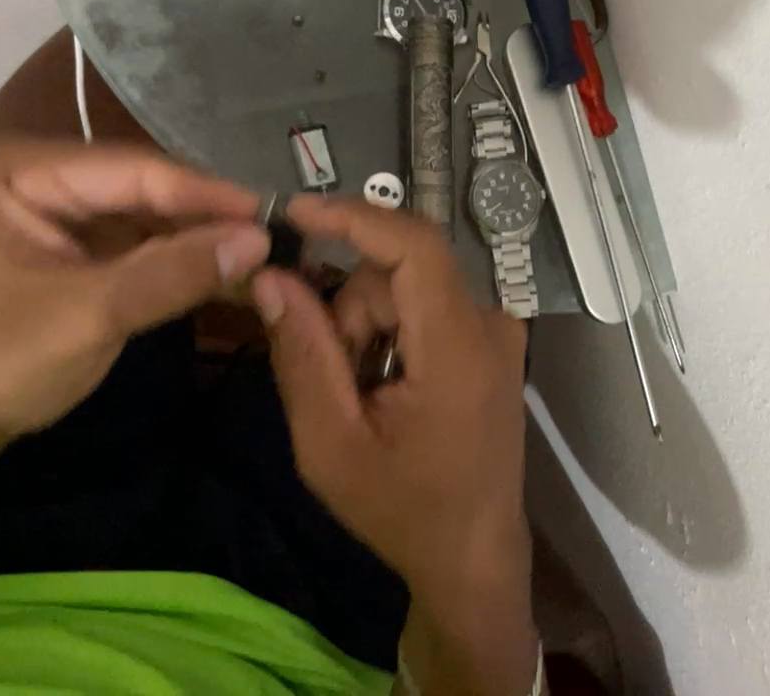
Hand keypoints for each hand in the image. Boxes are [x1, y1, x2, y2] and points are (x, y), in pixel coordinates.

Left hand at [0, 141, 267, 441]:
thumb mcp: (84, 316)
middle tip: (281, 238)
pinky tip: (236, 276)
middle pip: (151, 190)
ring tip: (269, 259)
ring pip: (157, 217)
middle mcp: (45, 178)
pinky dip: (189, 263)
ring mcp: (66, 214)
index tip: (274, 214)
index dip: (209, 194)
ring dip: (208, 242)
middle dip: (213, 219)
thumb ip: (172, 274)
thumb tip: (261, 240)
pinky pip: (149, 245)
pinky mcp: (84, 250)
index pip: (137, 170)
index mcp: (21, 170)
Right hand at [252, 197, 530, 605]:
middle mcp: (490, 321)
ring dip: (369, 328)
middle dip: (351, 310)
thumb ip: (302, 355)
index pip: (413, 244)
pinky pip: (428, 307)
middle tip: (334, 378)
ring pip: (409, 288)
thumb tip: (272, 276)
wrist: (474, 554)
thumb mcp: (331, 445)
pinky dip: (393, 335)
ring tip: (364, 397)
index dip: (353, 218)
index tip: (294, 214)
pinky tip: (387, 389)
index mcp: (459, 344)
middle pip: (399, 271)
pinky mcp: (492, 341)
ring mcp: (498, 330)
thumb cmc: (404, 511)